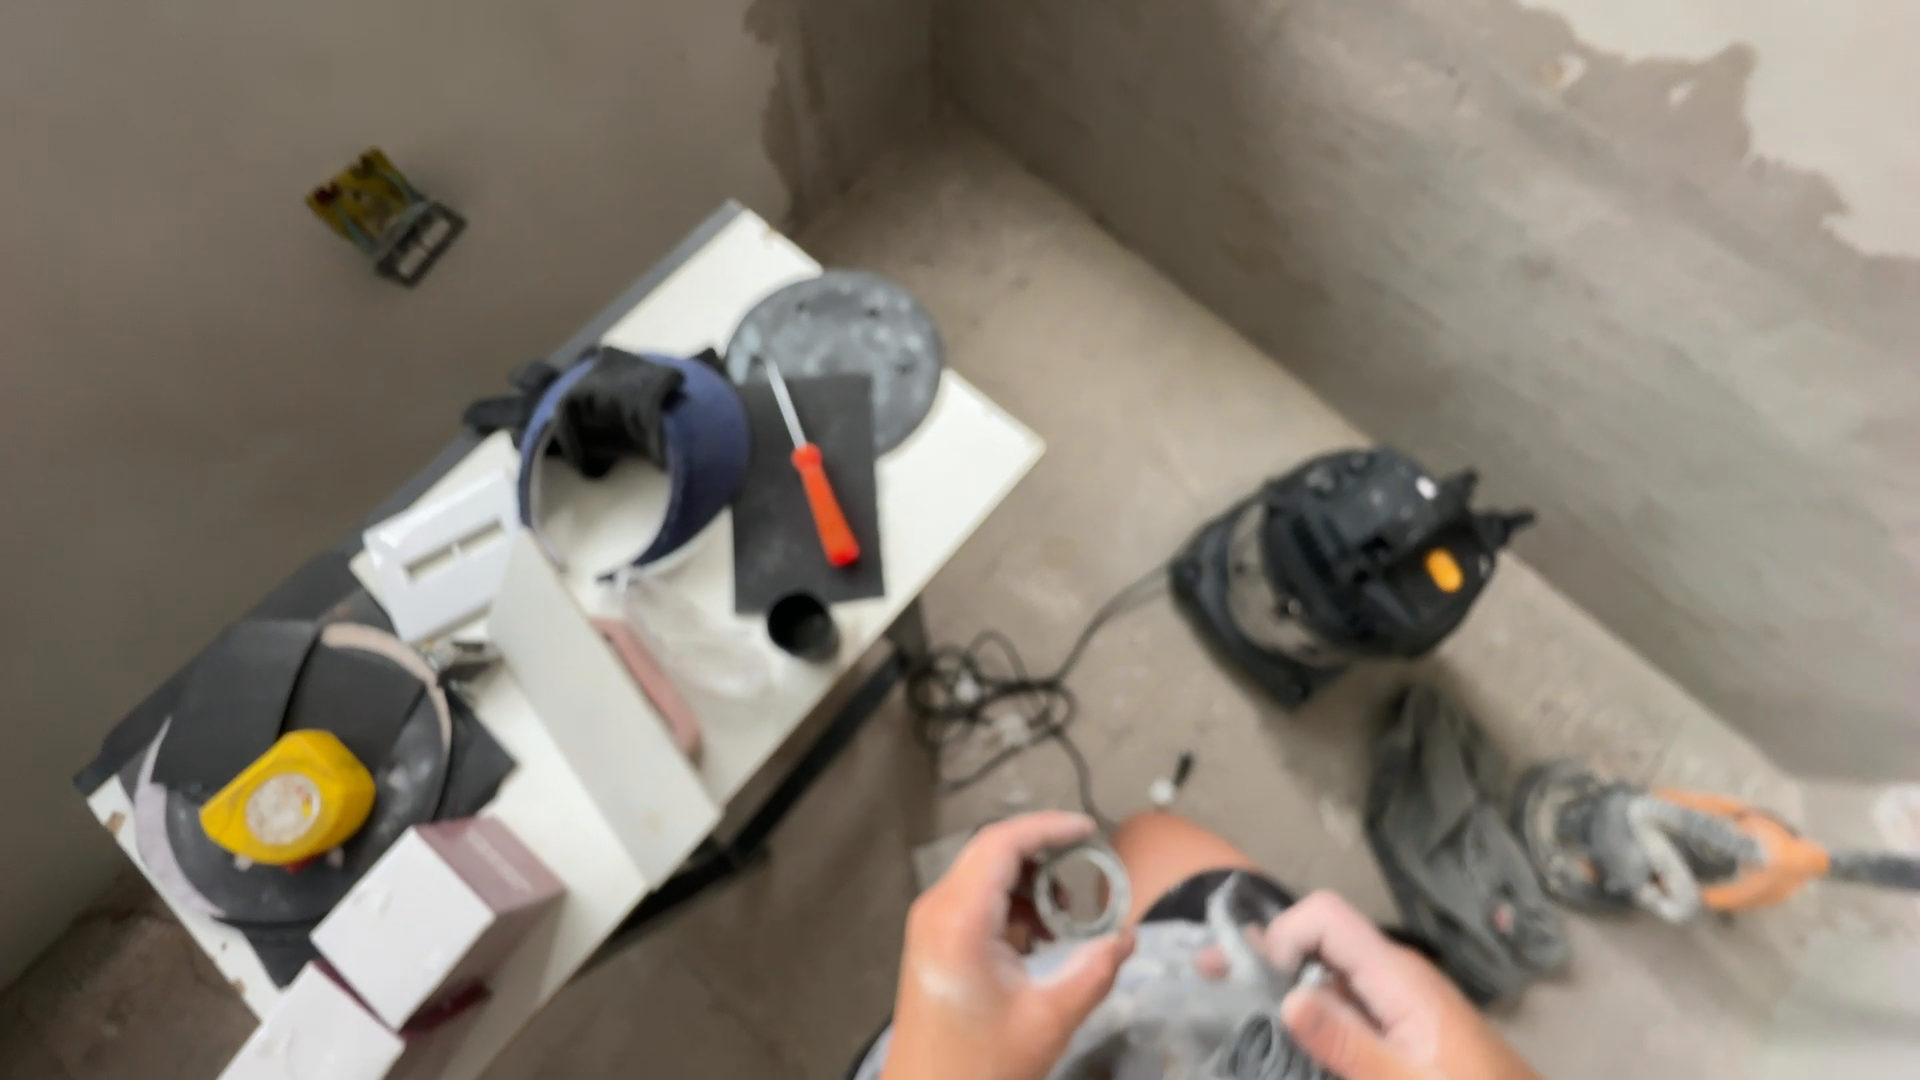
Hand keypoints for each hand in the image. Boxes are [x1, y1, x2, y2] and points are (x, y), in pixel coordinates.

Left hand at [882, 813, 1135, 1079]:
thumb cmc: (981, 1067)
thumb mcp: (1047, 1022)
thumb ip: (1093, 973)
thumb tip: (1128, 936)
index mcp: (960, 917)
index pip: (1003, 843)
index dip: (1048, 828)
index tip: (1089, 829)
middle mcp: (938, 905)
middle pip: (993, 849)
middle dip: (1044, 851)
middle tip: (1088, 864)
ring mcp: (931, 919)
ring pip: (985, 870)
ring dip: (1029, 880)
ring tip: (1066, 914)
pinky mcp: (934, 935)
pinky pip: (976, 896)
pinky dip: (1012, 901)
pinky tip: (1039, 935)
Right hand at [1264, 892, 1538, 1079]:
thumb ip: (1347, 1043)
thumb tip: (1285, 998)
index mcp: (1398, 974)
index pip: (1324, 912)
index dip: (1285, 935)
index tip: (1268, 986)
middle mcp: (1398, 968)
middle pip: (1322, 936)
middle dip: (1282, 964)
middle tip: (1250, 1004)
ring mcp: (1404, 990)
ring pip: (1333, 967)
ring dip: (1302, 993)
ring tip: (1286, 1032)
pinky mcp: (1408, 1013)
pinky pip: (1352, 994)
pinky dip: (1327, 1011)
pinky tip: (1325, 1046)